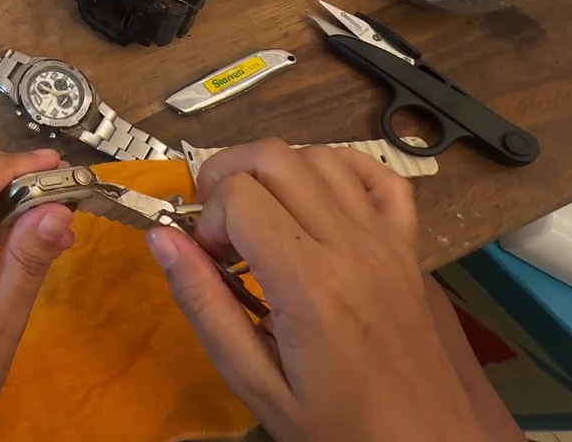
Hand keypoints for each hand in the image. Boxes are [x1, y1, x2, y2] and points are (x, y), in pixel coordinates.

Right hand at [147, 139, 521, 441]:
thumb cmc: (340, 429)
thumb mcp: (255, 383)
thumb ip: (203, 304)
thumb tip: (160, 237)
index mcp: (311, 285)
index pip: (237, 195)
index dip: (207, 219)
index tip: (210, 261)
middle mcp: (350, 247)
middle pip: (272, 157)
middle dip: (227, 177)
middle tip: (221, 227)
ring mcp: (387, 242)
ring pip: (317, 156)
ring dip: (273, 172)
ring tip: (261, 214)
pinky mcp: (410, 248)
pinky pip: (378, 176)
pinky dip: (339, 169)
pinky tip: (314, 198)